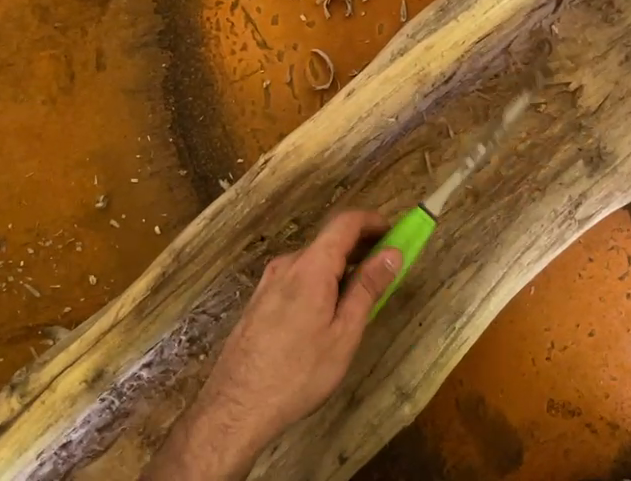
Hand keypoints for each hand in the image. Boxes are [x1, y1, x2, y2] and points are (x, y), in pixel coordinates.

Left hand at [150, 209, 401, 479]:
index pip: (346, 222)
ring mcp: (268, 282)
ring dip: (339, 268)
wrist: (234, 408)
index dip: (373, 221)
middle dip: (360, 248)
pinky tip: (325, 315)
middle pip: (329, 240)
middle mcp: (287, 264)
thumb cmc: (298, 373)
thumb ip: (367, 289)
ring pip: (312, 261)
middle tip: (384, 271)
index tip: (395, 232)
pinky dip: (319, 282)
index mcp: (311, 266)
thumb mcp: (343, 334)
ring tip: (357, 299)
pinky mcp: (258, 301)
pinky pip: (296, 278)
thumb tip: (391, 253)